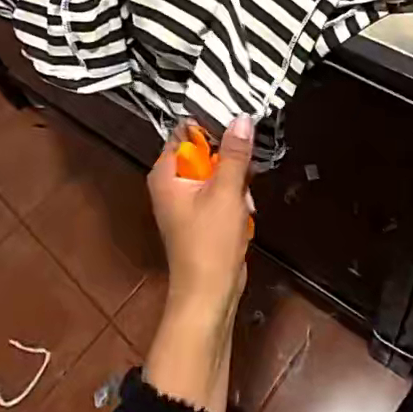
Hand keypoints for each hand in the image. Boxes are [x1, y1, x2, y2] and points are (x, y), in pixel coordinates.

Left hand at [147, 115, 254, 314]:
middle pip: (204, 150)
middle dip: (229, 157)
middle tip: (246, 166)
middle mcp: (172, 183)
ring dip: (237, 179)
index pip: (186, 132)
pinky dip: (236, 196)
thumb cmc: (210, 242)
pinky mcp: (202, 214)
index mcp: (166, 174)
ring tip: (245, 198)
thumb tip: (241, 118)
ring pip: (217, 171)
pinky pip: (221, 190)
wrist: (210, 294)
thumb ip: (234, 153)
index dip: (212, 124)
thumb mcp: (226, 191)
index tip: (239, 120)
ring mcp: (187, 200)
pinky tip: (245, 210)